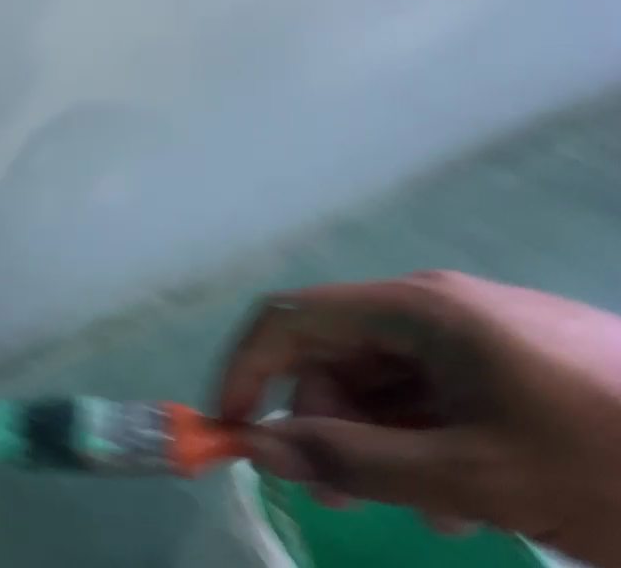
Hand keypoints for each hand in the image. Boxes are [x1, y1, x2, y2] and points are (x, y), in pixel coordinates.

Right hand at [216, 271, 620, 565]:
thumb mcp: (480, 478)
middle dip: (324, 422)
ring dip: (382, 443)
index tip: (236, 430)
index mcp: (418, 308)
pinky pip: (446, 393)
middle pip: (340, 353)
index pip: (289, 319)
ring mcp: (489, 334)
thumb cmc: (616, 467)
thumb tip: (260, 449)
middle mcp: (440, 307)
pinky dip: (433, 442)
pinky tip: (469, 501)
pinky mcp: (529, 364)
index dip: (247, 369)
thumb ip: (356, 461)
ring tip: (416, 513)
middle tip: (332, 492)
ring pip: (393, 380)